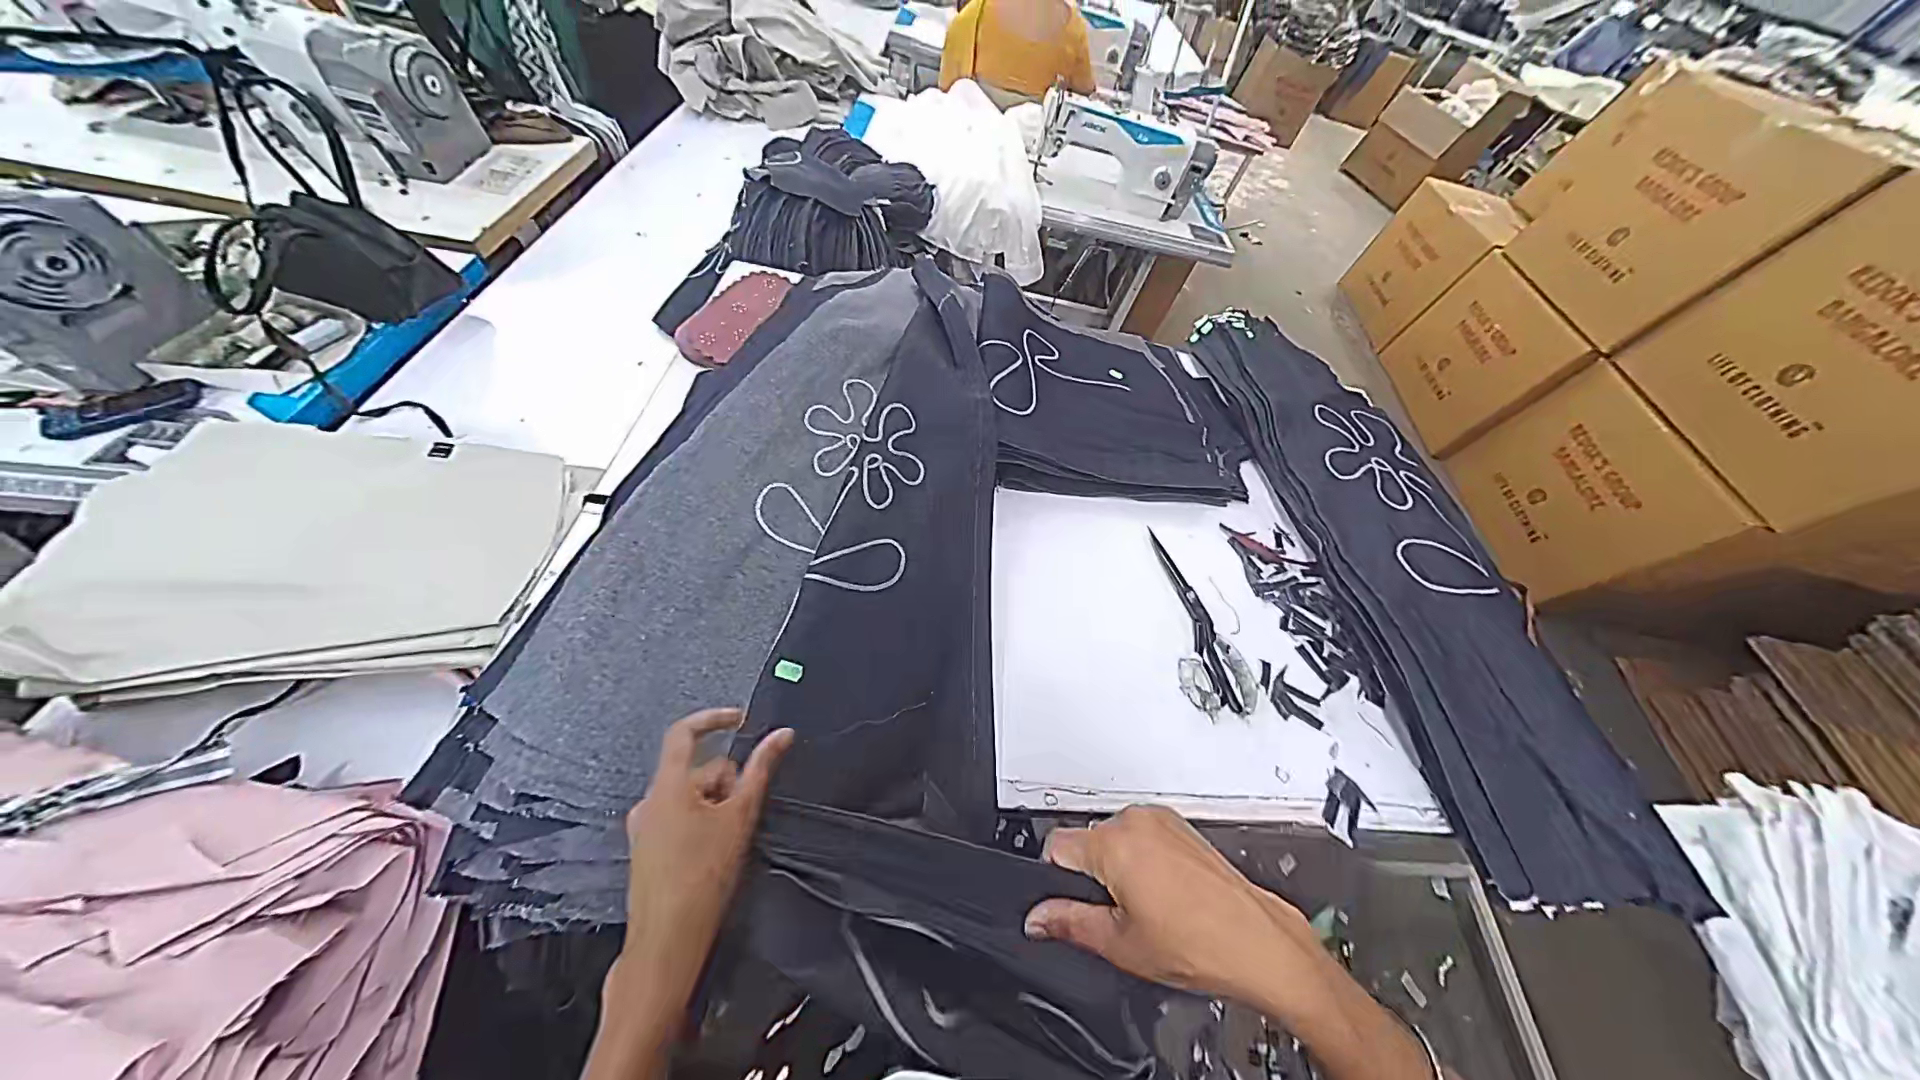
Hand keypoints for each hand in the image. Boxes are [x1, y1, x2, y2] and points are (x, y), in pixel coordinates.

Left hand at [620, 708, 792, 996]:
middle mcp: (650, 801)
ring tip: (730, 838)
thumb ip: (762, 768)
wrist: (668, 941)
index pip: (685, 732)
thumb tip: (781, 736)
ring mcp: (645, 826)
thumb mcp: (741, 815)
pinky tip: (714, 851)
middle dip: (726, 782)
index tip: (740, 720)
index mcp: (667, 786)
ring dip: (716, 805)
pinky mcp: (647, 848)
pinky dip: (702, 822)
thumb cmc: (701, 879)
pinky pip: (680, 817)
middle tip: (743, 811)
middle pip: (697, 769)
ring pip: (691, 795)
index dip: (715, 719)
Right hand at [1023, 805, 1326, 1008]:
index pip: (1054, 845)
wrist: (1259, 942)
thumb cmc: (1203, 944)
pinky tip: (1164, 891)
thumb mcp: (1121, 944)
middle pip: (1086, 840)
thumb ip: (1069, 923)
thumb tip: (1037, 918)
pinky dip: (1143, 856)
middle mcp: (1135, 821)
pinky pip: (1141, 833)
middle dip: (1092, 874)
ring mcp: (1160, 819)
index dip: (1057, 879)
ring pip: (1114, 837)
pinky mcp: (1178, 823)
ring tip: (1148, 905)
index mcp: (1113, 844)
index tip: (1072, 902)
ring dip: (1118, 864)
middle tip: (1120, 913)